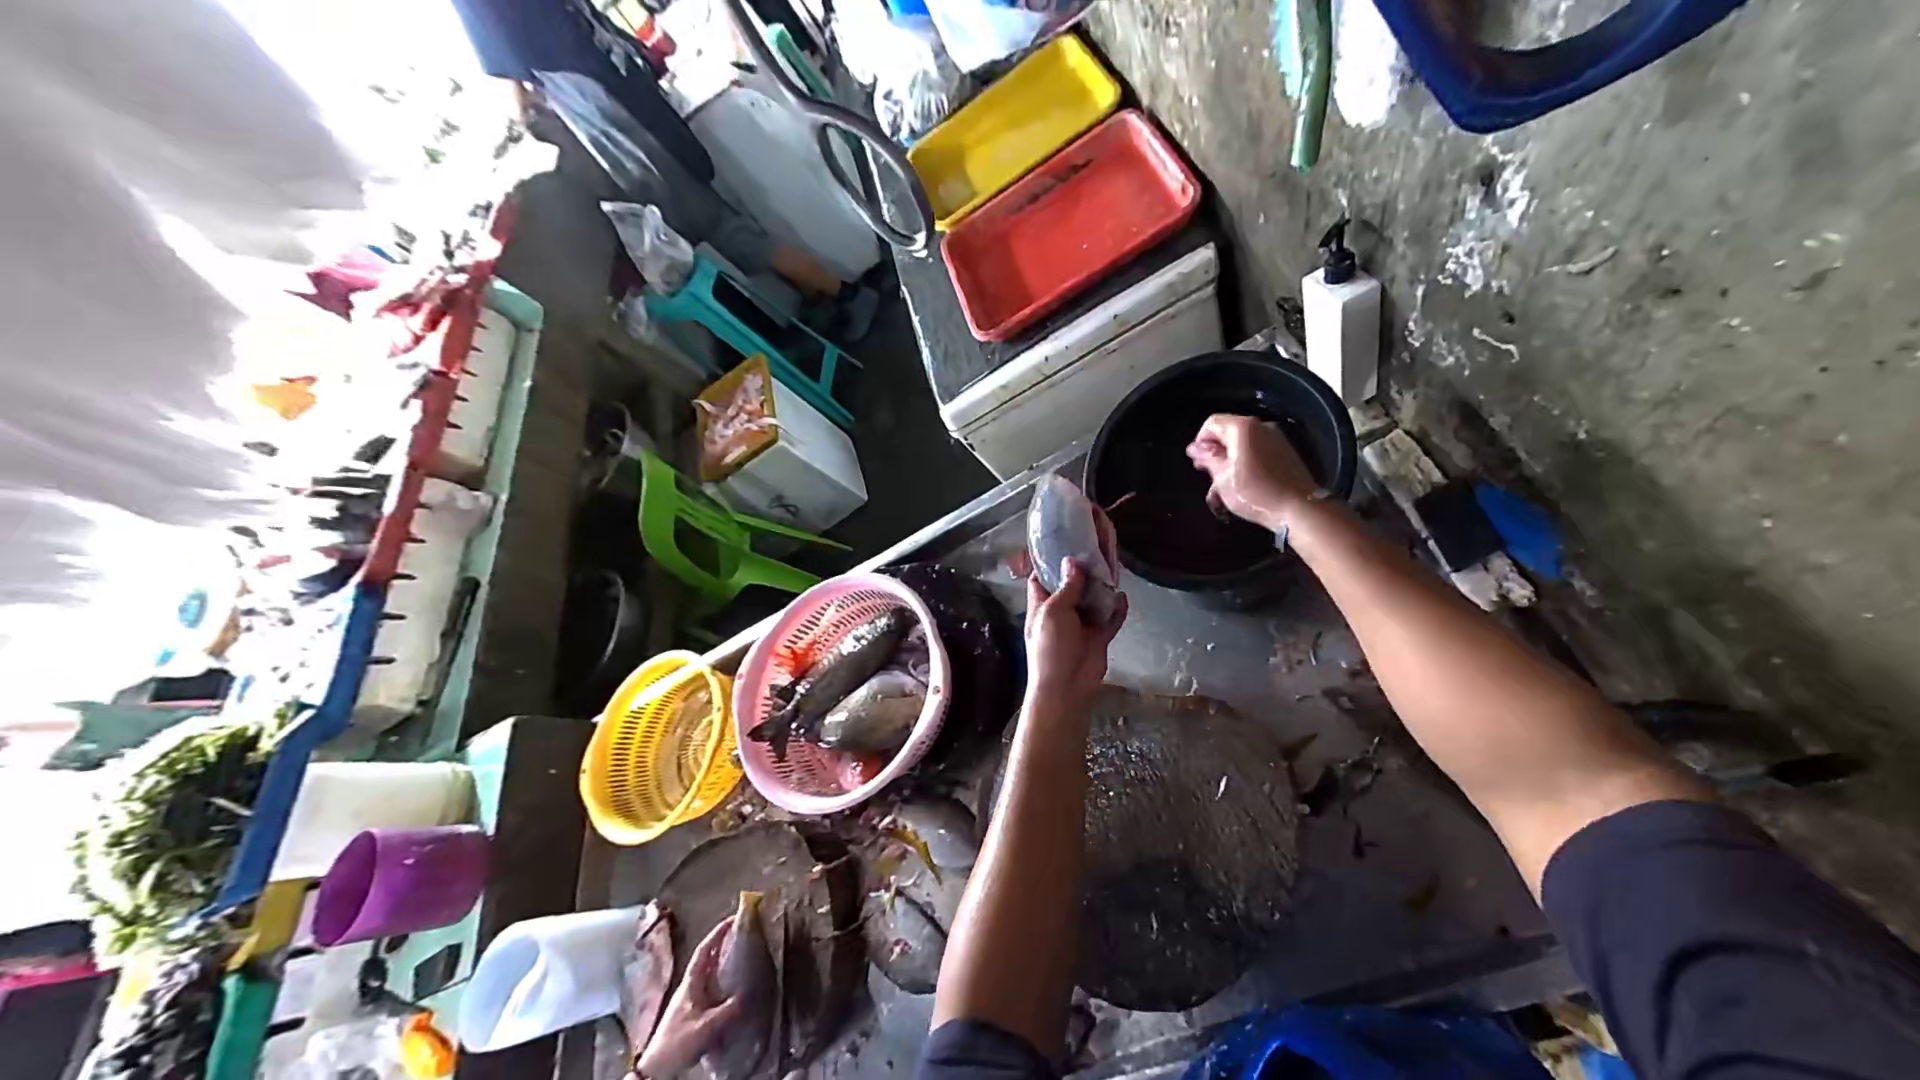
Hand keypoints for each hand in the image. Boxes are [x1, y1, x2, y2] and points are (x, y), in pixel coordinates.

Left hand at [632, 918, 742, 1079]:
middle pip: (706, 957)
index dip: (718, 933)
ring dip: (722, 959)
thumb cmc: (677, 1043)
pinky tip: (732, 985)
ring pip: (708, 971)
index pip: (704, 950)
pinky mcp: (691, 1012)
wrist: (655, 1070)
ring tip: (741, 953)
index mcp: (690, 983)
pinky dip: (722, 978)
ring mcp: (689, 999)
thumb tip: (749, 993)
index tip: (734, 918)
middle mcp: (689, 986)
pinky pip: (710, 986)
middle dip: (722, 941)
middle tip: (741, 932)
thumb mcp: (706, 1027)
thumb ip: (729, 1010)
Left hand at [1025, 558, 1126, 709]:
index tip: (1063, 541)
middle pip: (1072, 584)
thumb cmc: (1051, 647)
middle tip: (1098, 546)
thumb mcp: (1054, 611)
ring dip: (1103, 586)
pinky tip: (1123, 596)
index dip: (1049, 560)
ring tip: (1114, 564)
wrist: (1066, 687)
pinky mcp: (1098, 637)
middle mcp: (1061, 611)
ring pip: (1094, 599)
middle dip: (1084, 569)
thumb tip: (1072, 561)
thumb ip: (1066, 587)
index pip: (1041, 576)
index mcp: (1042, 603)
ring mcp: (1080, 624)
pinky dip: (1117, 609)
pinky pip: (1110, 619)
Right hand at [1185, 414, 1320, 530]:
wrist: (1298, 508)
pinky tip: (1240, 485)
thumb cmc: (1255, 493)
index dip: (1200, 441)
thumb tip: (1195, 448)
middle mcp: (1261, 427)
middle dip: (1215, 453)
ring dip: (1228, 462)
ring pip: (1242, 445)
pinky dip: (1244, 464)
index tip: (1197, 462)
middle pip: (1228, 433)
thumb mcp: (1222, 477)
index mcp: (1243, 428)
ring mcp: (1276, 439)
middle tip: (1207, 474)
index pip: (1212, 423)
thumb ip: (1208, 458)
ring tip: (1222, 487)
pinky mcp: (1285, 453)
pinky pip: (1257, 452)